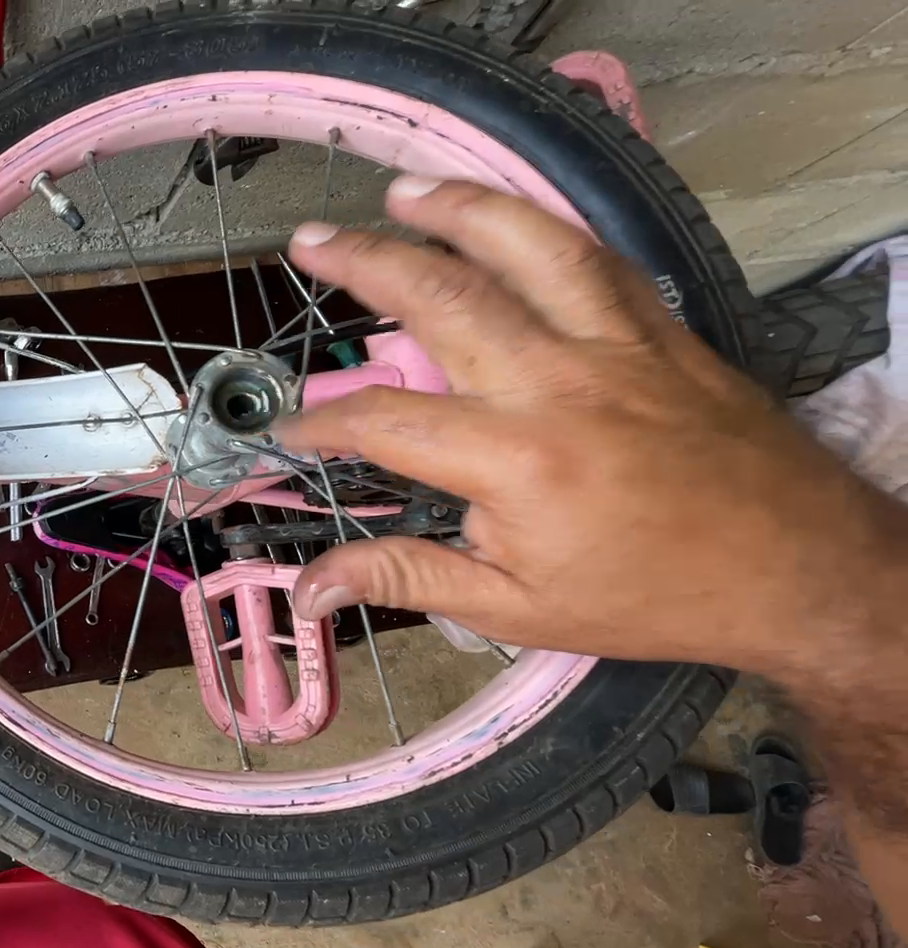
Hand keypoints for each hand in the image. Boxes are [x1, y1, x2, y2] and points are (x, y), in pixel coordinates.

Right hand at [272, 176, 907, 679]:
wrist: (806, 575)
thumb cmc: (645, 597)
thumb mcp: (507, 607)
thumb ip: (400, 578)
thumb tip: (309, 590)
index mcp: (515, 459)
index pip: (383, 420)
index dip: (321, 422)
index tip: (289, 429)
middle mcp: (561, 383)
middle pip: (445, 298)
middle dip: (365, 263)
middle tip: (310, 243)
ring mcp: (619, 346)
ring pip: (530, 250)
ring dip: (458, 211)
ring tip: (402, 193)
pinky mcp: (661, 335)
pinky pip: (596, 260)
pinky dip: (541, 230)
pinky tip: (503, 219)